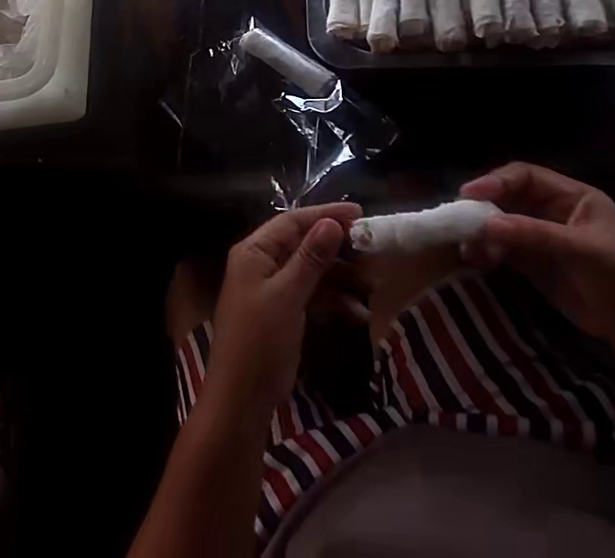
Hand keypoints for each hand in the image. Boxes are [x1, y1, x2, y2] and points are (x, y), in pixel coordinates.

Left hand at [204, 203, 359, 423]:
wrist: (241, 400)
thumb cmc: (259, 341)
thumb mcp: (287, 296)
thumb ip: (310, 258)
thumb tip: (332, 223)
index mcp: (254, 252)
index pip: (293, 221)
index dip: (325, 215)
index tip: (360, 214)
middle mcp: (262, 264)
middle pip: (305, 244)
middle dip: (338, 249)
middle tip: (371, 251)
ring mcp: (274, 289)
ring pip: (313, 271)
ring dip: (342, 277)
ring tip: (373, 285)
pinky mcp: (285, 312)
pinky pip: (313, 295)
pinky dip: (334, 301)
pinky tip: (359, 313)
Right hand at [460, 163, 614, 337]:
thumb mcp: (584, 250)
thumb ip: (536, 234)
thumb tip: (487, 223)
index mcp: (574, 197)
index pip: (528, 177)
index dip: (498, 181)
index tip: (471, 193)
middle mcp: (555, 212)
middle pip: (511, 198)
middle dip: (485, 206)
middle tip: (459, 218)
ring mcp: (544, 239)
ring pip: (503, 225)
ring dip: (482, 231)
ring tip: (466, 245)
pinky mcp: (537, 266)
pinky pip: (505, 250)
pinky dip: (488, 252)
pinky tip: (475, 259)